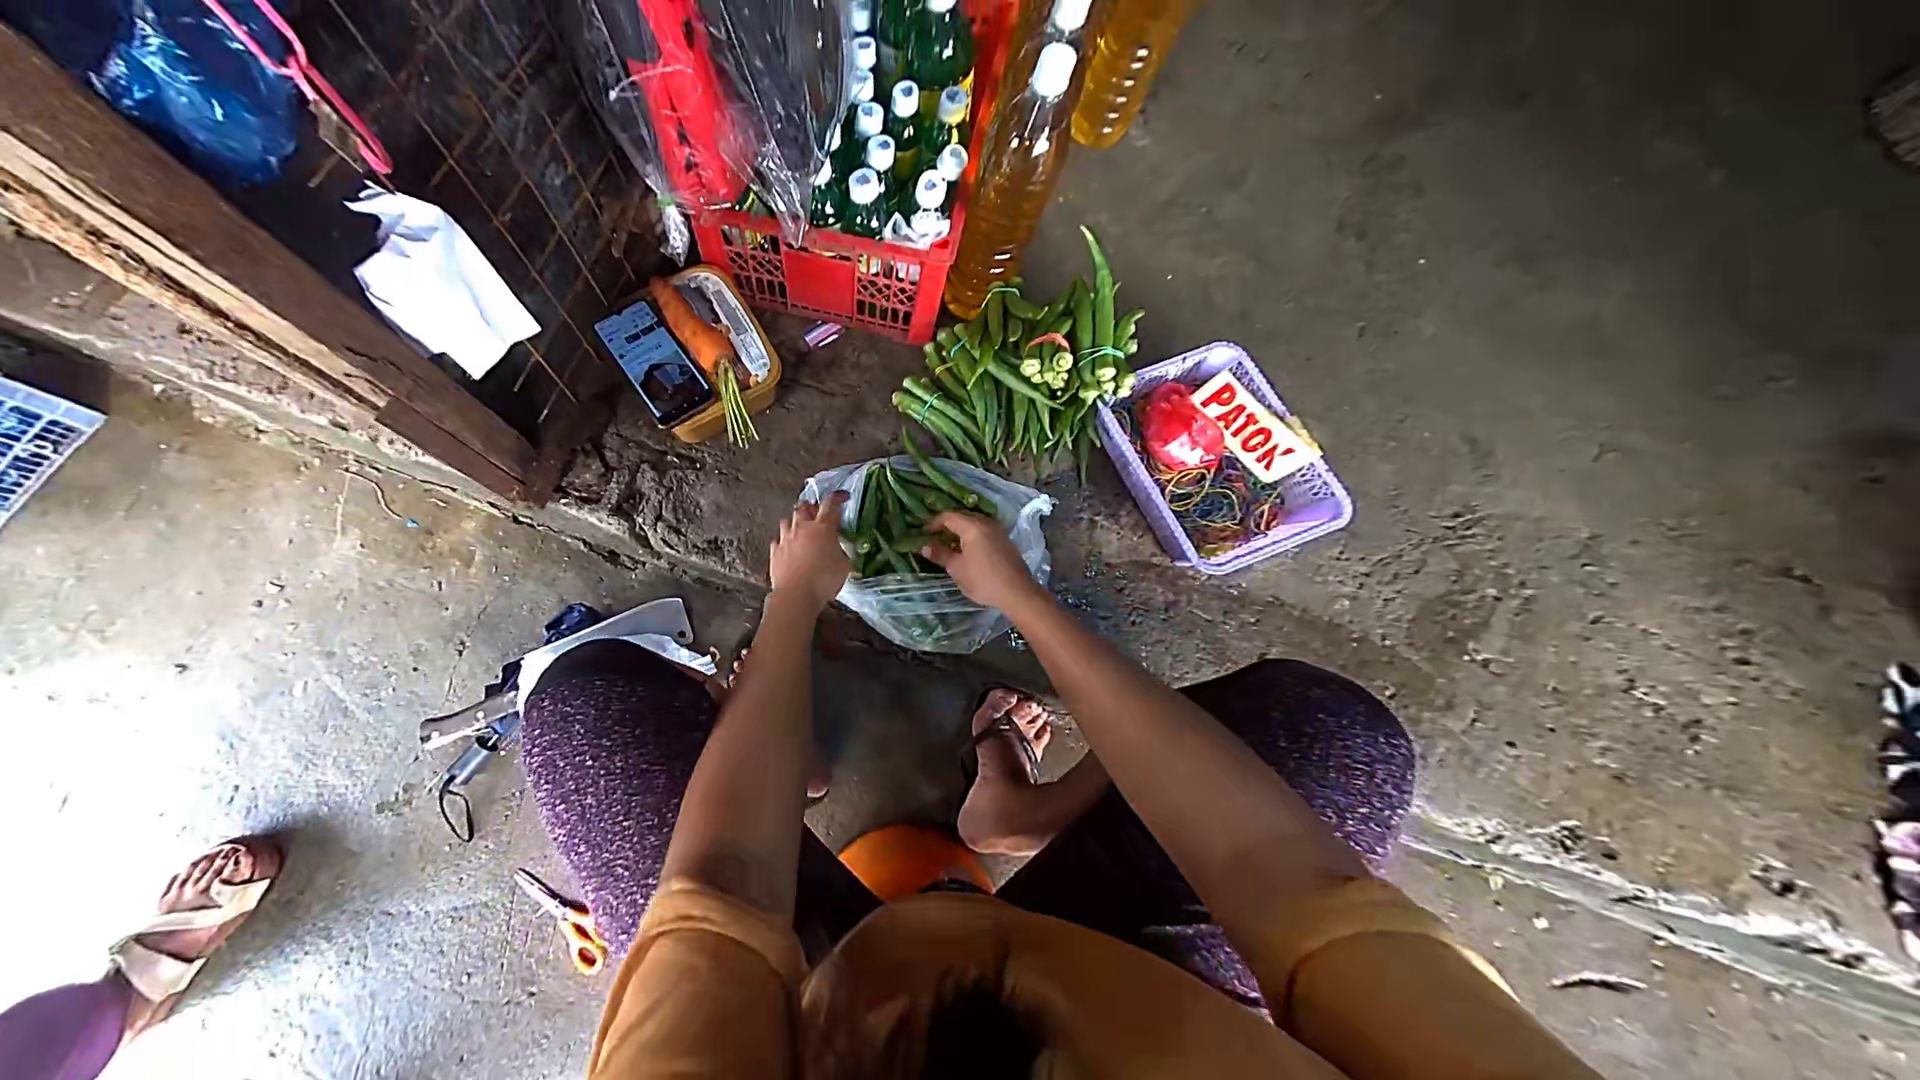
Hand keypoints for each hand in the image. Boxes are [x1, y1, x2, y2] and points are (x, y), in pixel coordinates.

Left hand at [768, 492, 850, 613]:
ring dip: (796, 522)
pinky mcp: (775, 551)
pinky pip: (779, 539)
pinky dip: (785, 540)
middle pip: (805, 508)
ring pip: (788, 520)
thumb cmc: (824, 579)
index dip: (838, 498)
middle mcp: (802, 528)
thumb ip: (842, 552)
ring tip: (802, 530)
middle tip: (819, 515)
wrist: (796, 595)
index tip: (843, 497)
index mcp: (823, 528)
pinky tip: (790, 547)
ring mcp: (786, 538)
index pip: (830, 504)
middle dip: (813, 508)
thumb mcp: (845, 566)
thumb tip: (840, 550)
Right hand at [920, 511, 1044, 612]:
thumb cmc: (983, 580)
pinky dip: (972, 536)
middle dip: (946, 526)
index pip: (948, 516)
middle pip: (962, 517)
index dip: (933, 523)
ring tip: (949, 544)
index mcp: (973, 526)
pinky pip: (984, 531)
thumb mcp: (957, 568)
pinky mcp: (1005, 540)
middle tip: (934, 537)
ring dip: (960, 531)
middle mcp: (987, 523)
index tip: (922, 533)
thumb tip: (924, 545)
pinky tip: (967, 550)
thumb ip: (940, 554)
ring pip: (974, 524)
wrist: (1017, 592)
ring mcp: (998, 531)